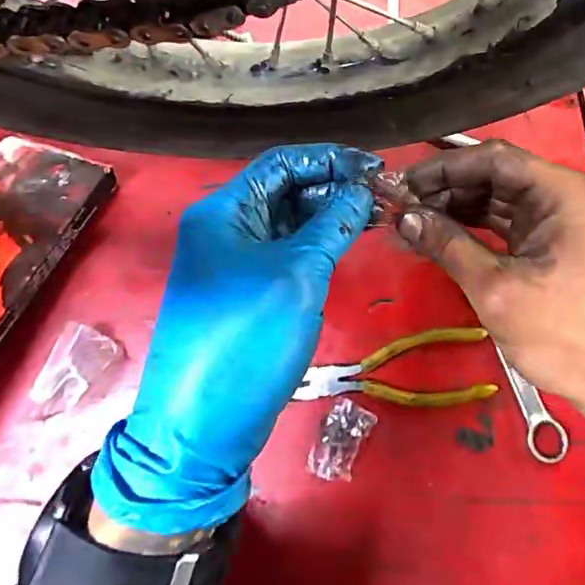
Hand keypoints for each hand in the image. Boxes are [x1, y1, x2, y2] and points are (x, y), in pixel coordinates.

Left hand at [91, 143, 378, 537]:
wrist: (202, 426)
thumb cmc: (247, 337)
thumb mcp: (297, 275)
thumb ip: (332, 225)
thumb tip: (362, 191)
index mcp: (224, 210)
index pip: (282, 163)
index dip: (330, 159)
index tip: (374, 166)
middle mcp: (225, 226)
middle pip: (285, 189)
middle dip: (334, 186)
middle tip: (383, 194)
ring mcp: (235, 259)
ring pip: (288, 220)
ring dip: (329, 213)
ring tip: (375, 215)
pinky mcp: (248, 288)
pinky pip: (286, 250)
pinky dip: (317, 242)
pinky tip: (348, 240)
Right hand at [398, 140, 584, 409]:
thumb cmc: (564, 335)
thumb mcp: (497, 288)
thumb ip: (448, 245)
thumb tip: (403, 218)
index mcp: (563, 193)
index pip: (494, 159)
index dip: (444, 167)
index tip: (403, 182)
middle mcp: (564, 195)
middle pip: (494, 174)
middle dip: (445, 188)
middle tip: (400, 204)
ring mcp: (559, 218)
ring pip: (496, 197)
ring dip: (455, 207)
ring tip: (411, 220)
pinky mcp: (551, 240)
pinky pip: (505, 220)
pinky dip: (472, 226)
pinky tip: (438, 234)